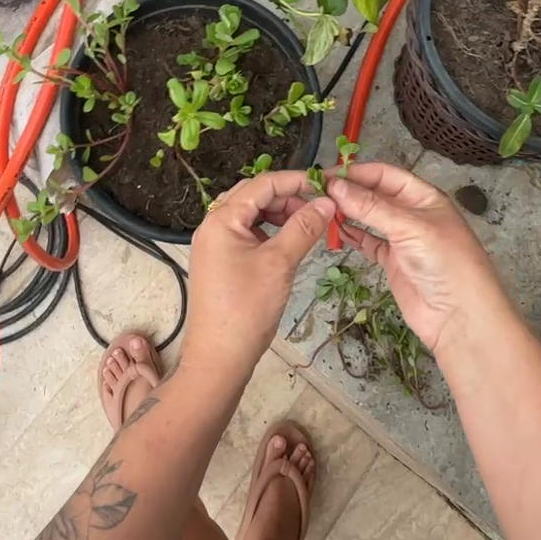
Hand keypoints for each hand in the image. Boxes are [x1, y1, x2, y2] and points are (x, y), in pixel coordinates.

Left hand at [183, 171, 335, 378]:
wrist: (218, 358)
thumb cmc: (246, 309)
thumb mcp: (280, 263)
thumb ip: (304, 227)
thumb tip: (327, 202)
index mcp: (222, 219)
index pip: (262, 184)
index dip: (295, 181)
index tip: (325, 185)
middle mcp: (213, 225)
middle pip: (254, 195)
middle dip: (288, 196)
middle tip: (318, 207)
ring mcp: (214, 244)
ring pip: (251, 214)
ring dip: (279, 213)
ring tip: (307, 223)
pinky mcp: (219, 261)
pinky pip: (246, 232)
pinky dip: (269, 230)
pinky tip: (288, 240)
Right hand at [327, 162, 511, 356]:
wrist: (460, 317)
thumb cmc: (445, 262)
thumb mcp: (409, 227)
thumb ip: (371, 207)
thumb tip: (336, 186)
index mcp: (423, 196)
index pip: (385, 175)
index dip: (358, 173)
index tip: (328, 176)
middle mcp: (412, 213)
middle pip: (376, 194)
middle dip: (350, 191)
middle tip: (318, 192)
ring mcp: (402, 238)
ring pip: (370, 218)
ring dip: (349, 212)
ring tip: (322, 209)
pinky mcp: (394, 261)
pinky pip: (369, 242)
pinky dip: (353, 236)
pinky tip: (336, 231)